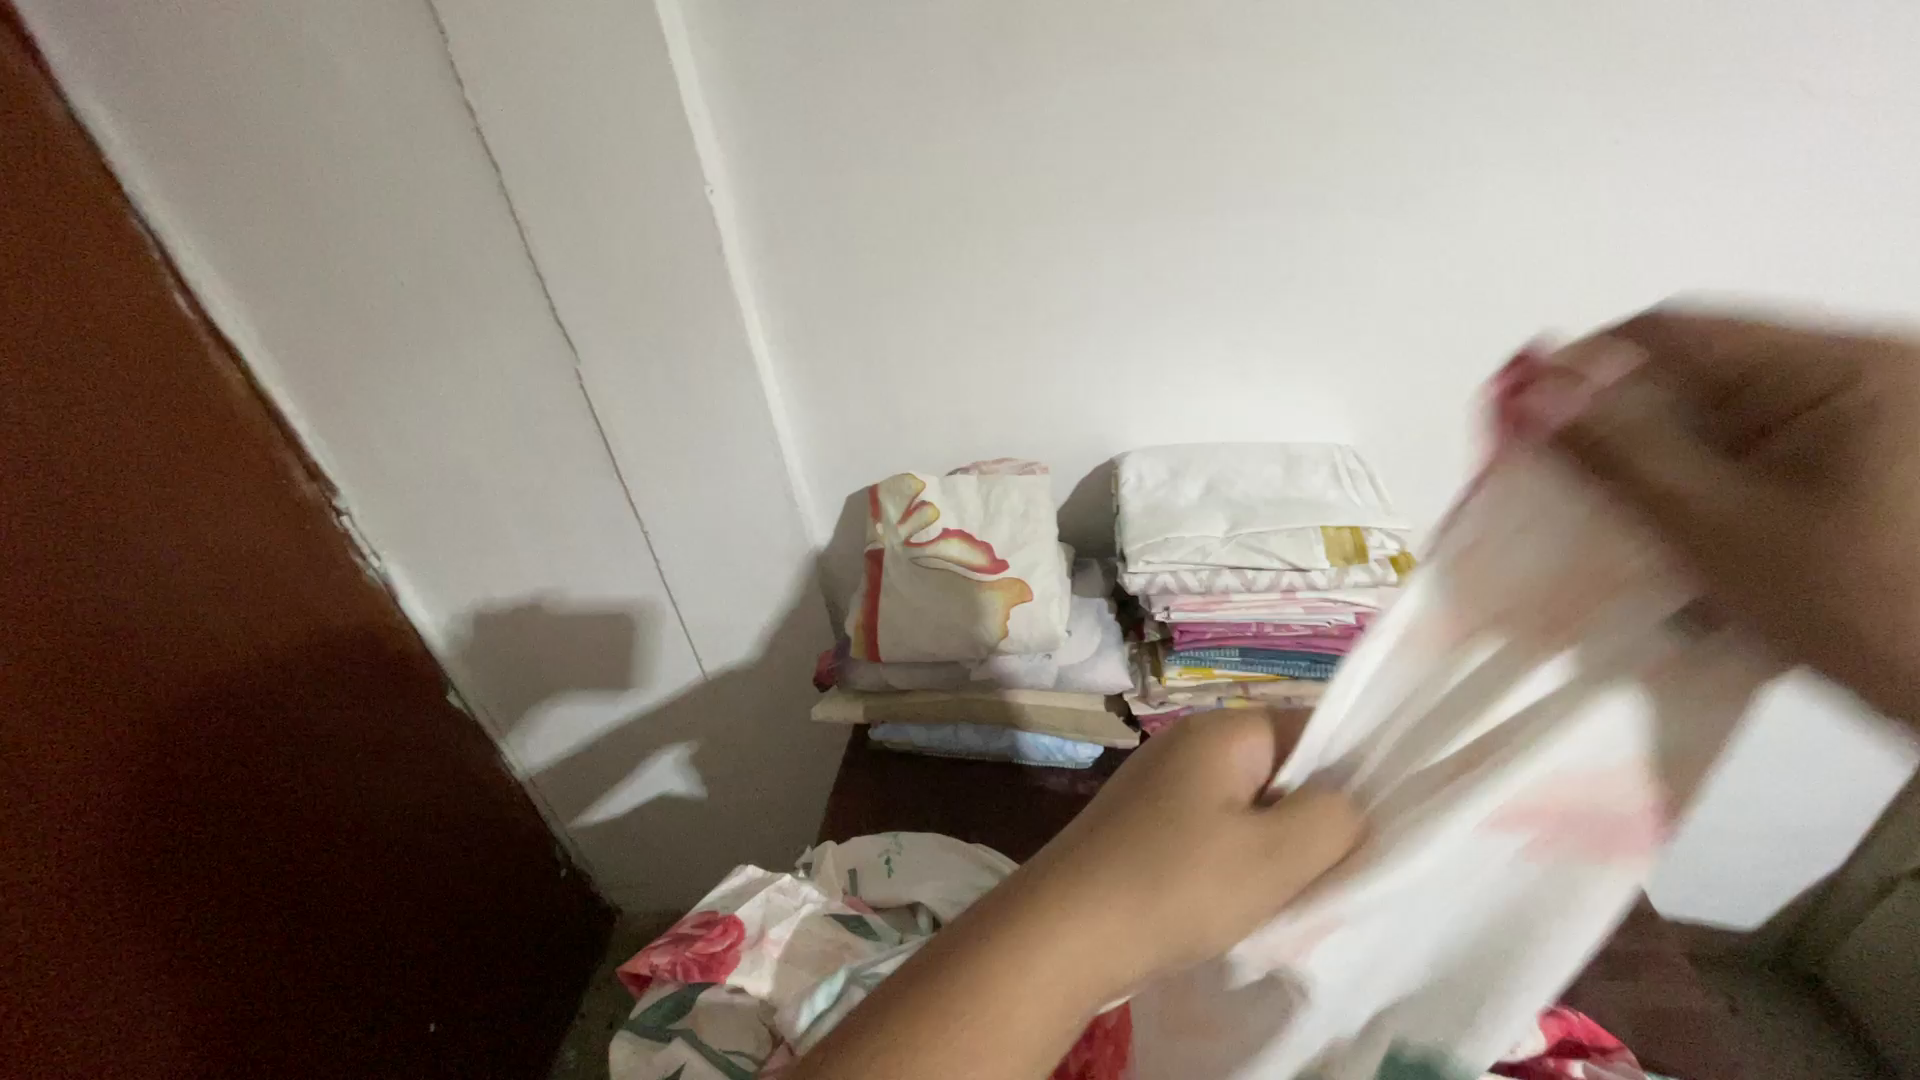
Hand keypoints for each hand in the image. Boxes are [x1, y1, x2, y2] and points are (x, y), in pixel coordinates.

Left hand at [788, 711, 1359, 1079]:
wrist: (1067, 927)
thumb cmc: (1179, 882)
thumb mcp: (1278, 854)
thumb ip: (1335, 818)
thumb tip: (1346, 804)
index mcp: (1222, 731)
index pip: (1311, 729)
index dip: (1352, 774)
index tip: (1373, 827)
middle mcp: (1187, 743)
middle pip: (1278, 769)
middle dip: (1309, 819)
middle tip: (1329, 871)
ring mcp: (1159, 781)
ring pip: (1244, 806)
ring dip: (1271, 846)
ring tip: (1283, 893)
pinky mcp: (1142, 821)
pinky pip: (1208, 829)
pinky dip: (1232, 860)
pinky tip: (1233, 900)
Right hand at [1513, 310, 1919, 720]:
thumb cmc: (1854, 607)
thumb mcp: (1710, 524)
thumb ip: (1614, 449)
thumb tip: (1527, 391)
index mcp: (1841, 367)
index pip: (1667, 332)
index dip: (1576, 368)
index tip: (1518, 421)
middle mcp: (1865, 367)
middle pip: (1690, 368)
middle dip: (1610, 418)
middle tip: (1554, 473)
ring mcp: (1874, 409)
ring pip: (1712, 407)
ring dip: (1647, 450)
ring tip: (1610, 503)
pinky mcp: (1869, 450)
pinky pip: (1747, 439)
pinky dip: (1692, 472)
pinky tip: (1670, 516)